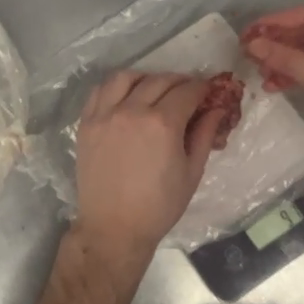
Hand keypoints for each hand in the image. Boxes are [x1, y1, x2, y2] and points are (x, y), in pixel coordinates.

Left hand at [72, 71, 227, 262]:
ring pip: (126, 78)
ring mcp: (105, 114)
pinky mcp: (87, 122)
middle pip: (159, 81)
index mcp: (162, 123)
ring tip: (155, 88)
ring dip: (145, 78)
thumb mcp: (191, 173)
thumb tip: (216, 110)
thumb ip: (204, 136)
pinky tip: (126, 95)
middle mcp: (132, 110)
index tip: (207, 91)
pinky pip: (100, 91)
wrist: (114, 226)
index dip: (201, 88)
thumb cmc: (159, 206)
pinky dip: (116, 86)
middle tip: (187, 91)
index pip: (186, 91)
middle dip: (179, 81)